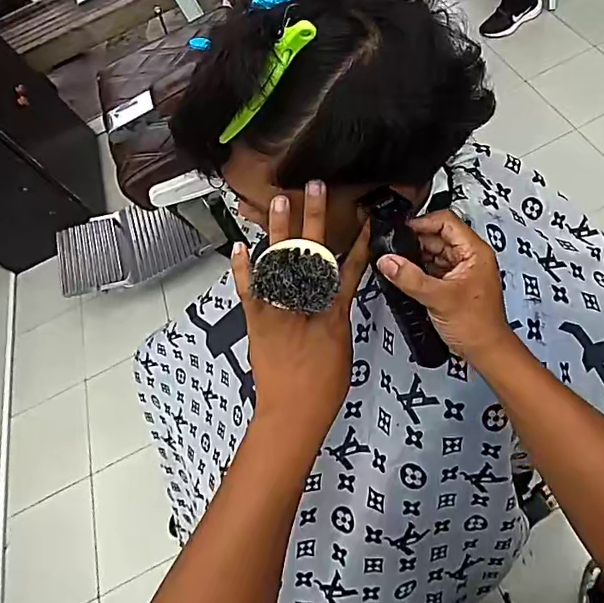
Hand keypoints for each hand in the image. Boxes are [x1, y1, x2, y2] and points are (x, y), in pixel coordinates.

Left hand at [232, 181, 370, 433]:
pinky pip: (249, 289)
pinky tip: (241, 246)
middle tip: (314, 189)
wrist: (292, 413)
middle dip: (314, 218)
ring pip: (279, 263)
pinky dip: (243, 268)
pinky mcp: (257, 320)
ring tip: (278, 202)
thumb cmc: (321, 385)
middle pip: (311, 253)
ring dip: (278, 230)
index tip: (362, 220)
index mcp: (329, 309)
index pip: (346, 267)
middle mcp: (302, 304)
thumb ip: (337, 311)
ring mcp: (276, 310)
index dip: (356, 242)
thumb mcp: (341, 343)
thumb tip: (337, 290)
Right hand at [373, 210, 516, 364]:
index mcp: (474, 251)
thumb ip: (410, 278)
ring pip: (434, 252)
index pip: (446, 221)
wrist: (485, 350)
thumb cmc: (477, 325)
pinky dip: (420, 271)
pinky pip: (433, 268)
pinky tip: (406, 277)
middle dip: (415, 242)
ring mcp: (462, 270)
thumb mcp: (438, 297)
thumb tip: (388, 261)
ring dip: (416, 257)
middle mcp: (470, 257)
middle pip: (437, 236)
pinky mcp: (454, 284)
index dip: (422, 223)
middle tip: (394, 250)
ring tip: (397, 264)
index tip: (402, 230)